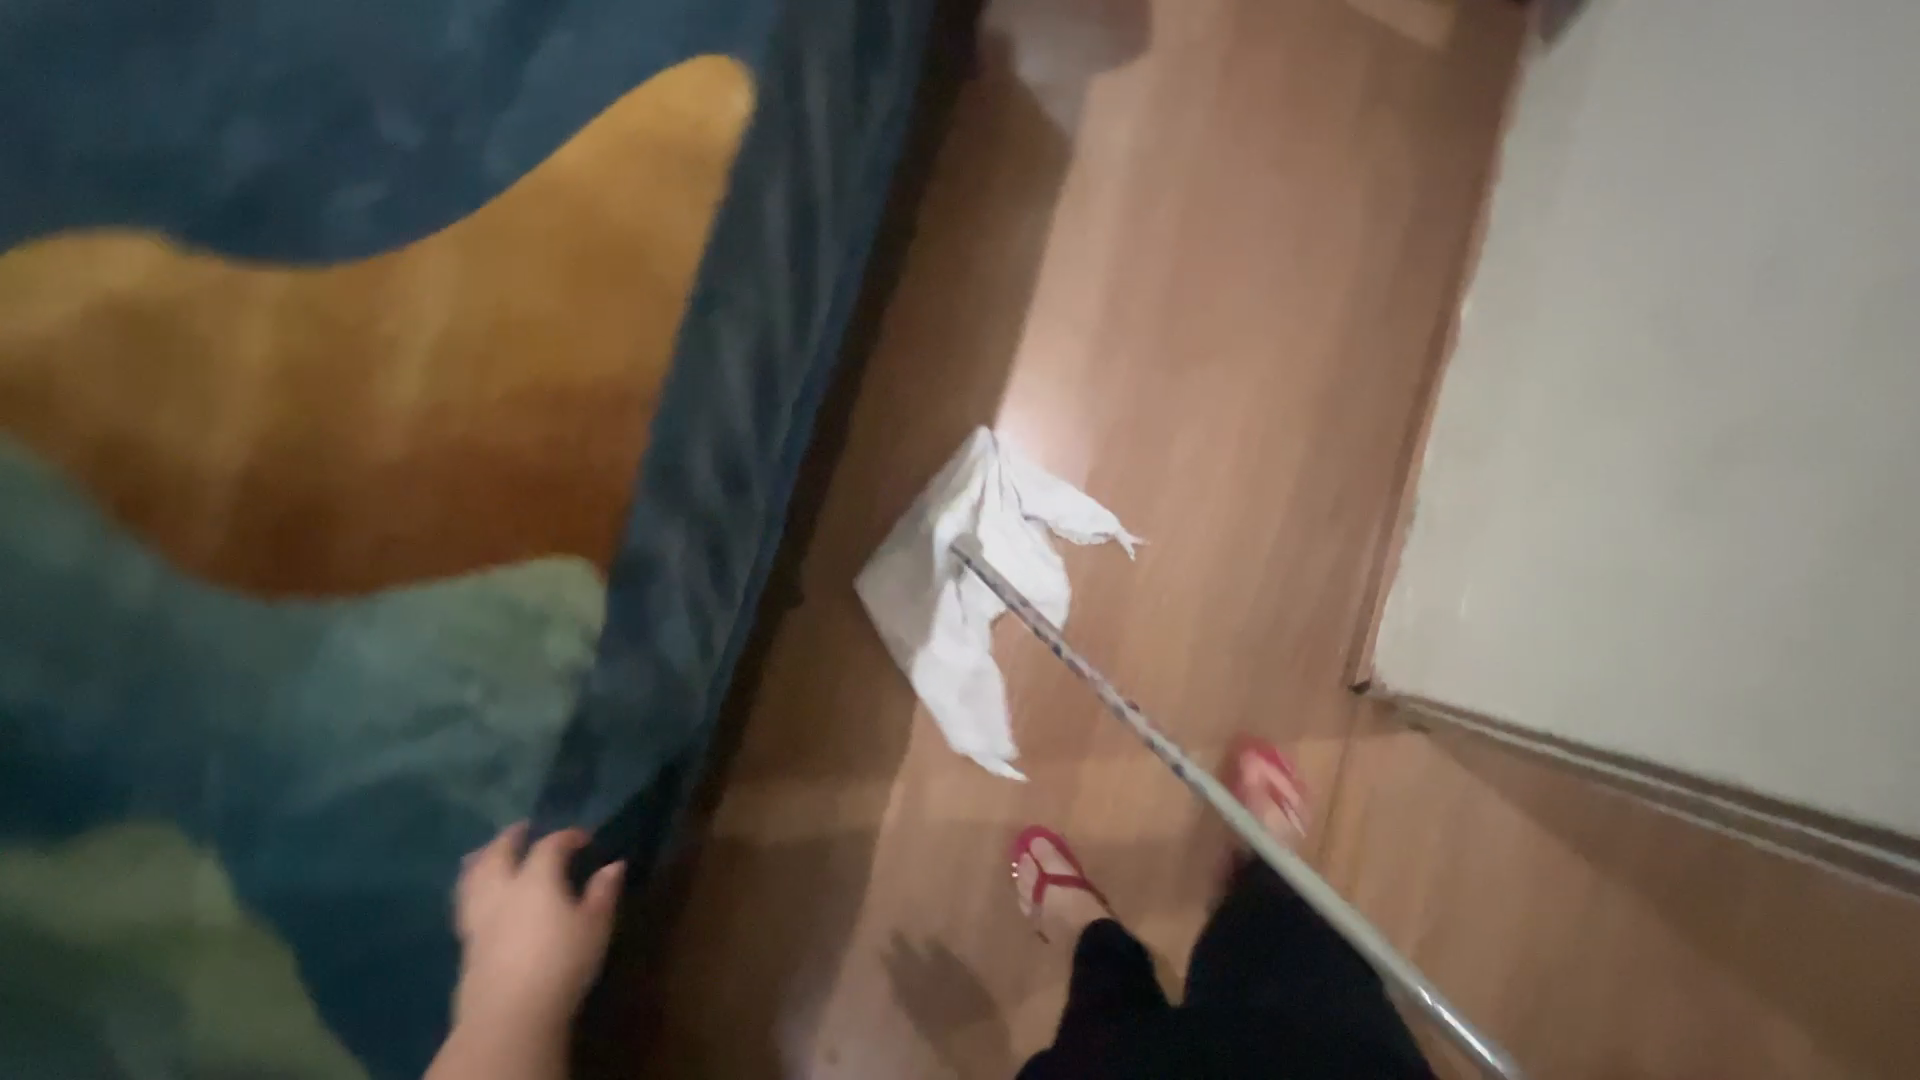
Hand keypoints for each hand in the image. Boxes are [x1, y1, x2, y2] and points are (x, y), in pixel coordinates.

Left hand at [452, 823, 624, 1037]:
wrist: (509, 1015)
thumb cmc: (561, 963)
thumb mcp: (595, 926)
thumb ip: (603, 892)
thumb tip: (613, 865)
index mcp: (535, 879)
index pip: (549, 845)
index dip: (567, 836)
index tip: (583, 838)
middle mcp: (502, 890)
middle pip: (499, 853)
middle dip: (511, 838)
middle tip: (522, 828)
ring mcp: (479, 918)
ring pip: (473, 878)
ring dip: (482, 860)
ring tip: (488, 853)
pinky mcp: (466, 944)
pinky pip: (466, 903)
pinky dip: (472, 889)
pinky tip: (479, 896)